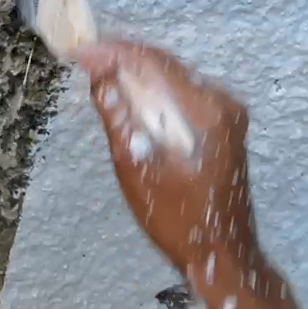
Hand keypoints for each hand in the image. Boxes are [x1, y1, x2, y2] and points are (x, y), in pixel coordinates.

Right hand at [78, 39, 301, 308]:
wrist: (223, 257)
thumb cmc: (177, 218)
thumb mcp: (135, 166)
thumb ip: (116, 113)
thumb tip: (97, 71)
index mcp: (205, 109)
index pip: (152, 62)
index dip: (113, 52)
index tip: (81, 52)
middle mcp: (221, 100)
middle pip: (164, 62)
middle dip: (122, 56)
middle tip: (86, 56)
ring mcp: (226, 109)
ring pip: (171, 72)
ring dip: (136, 68)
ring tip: (100, 66)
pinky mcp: (223, 120)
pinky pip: (180, 88)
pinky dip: (152, 84)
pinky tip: (130, 87)